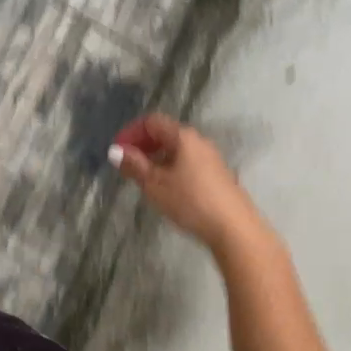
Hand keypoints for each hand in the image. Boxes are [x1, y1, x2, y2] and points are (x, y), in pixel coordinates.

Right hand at [108, 113, 263, 252]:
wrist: (234, 228)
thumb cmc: (191, 201)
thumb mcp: (155, 184)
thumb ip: (134, 165)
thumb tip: (116, 151)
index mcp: (183, 137)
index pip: (152, 121)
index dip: (131, 132)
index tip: (117, 150)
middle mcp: (199, 141)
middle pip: (166, 133)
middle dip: (143, 145)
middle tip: (127, 164)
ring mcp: (212, 158)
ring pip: (178, 149)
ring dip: (157, 158)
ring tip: (144, 178)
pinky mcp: (218, 175)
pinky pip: (188, 162)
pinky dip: (171, 167)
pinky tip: (167, 188)